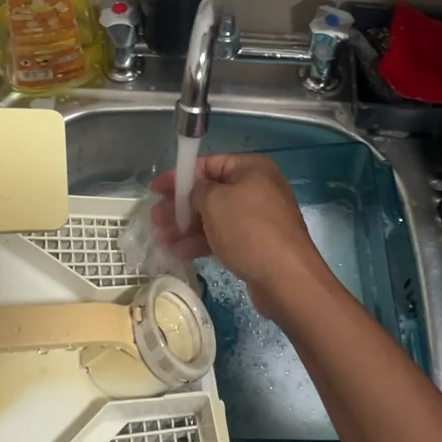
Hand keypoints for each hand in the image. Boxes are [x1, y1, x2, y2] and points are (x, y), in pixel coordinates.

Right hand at [149, 153, 327, 318]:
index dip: (180, 176)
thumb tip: (194, 193)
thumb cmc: (249, 230)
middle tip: (155, 218)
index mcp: (251, 168)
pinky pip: (223, 236)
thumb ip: (197, 191)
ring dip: (186, 226)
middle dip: (181, 205)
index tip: (155, 189)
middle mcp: (257, 188)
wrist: (286, 278)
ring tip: (160, 238)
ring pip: (215, 217)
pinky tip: (177, 252)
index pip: (209, 164)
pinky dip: (201, 241)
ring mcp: (258, 218)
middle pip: (211, 192)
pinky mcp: (256, 244)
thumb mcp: (215, 202)